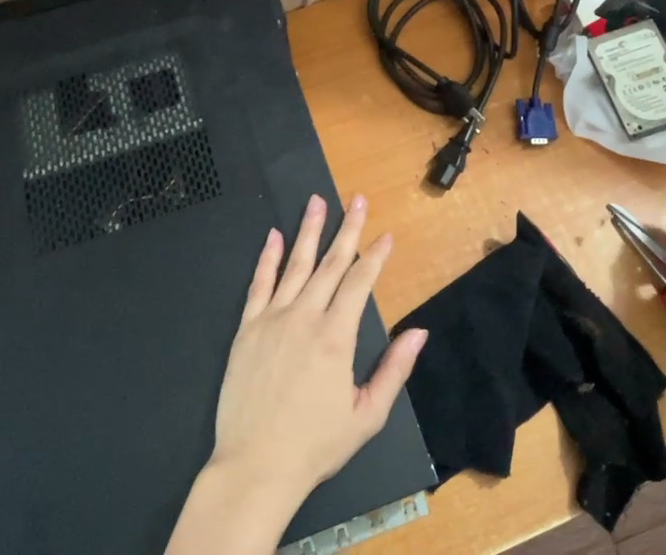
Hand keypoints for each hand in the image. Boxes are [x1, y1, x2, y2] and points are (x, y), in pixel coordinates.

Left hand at [208, 194, 427, 503]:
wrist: (255, 465)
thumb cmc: (316, 445)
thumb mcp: (367, 415)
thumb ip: (394, 370)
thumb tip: (419, 332)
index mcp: (336, 337)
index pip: (359, 283)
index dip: (374, 256)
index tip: (386, 234)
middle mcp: (304, 318)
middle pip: (329, 263)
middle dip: (347, 229)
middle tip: (357, 199)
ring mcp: (272, 320)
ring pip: (295, 265)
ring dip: (308, 231)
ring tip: (317, 201)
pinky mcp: (246, 329)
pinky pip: (258, 284)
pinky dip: (267, 258)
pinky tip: (274, 236)